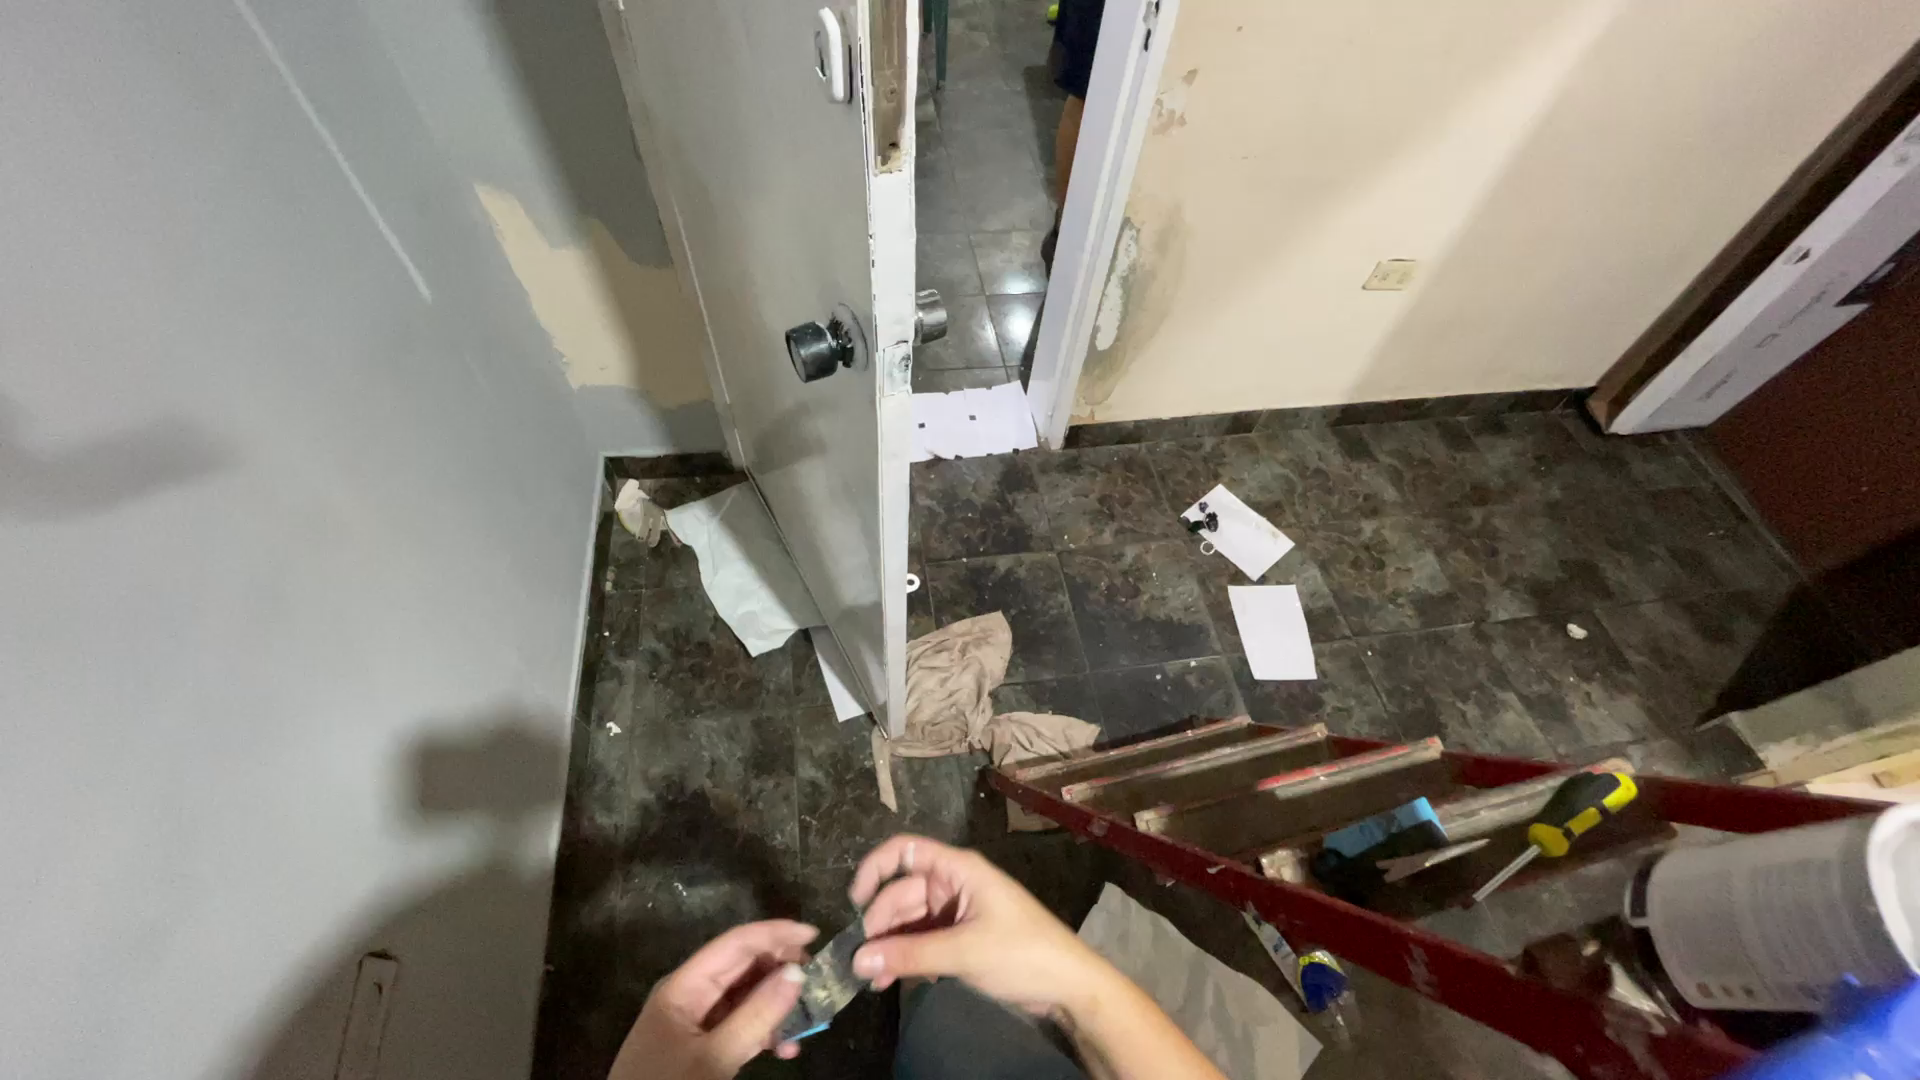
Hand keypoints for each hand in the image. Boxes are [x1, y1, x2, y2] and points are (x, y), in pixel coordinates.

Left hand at [610, 920, 816, 1079]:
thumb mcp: (714, 1059)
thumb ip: (756, 1015)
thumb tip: (798, 971)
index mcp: (684, 986)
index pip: (736, 943)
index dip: (776, 933)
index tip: (815, 935)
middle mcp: (690, 994)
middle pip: (743, 966)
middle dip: (781, 969)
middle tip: (816, 980)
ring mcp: (695, 1021)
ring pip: (746, 996)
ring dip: (777, 1005)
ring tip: (806, 1020)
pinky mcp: (701, 1046)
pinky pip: (740, 1024)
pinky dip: (764, 1030)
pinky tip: (785, 1048)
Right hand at [848, 834, 1112, 1016]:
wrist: (1068, 986)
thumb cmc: (1022, 953)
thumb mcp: (964, 952)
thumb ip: (910, 954)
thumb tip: (857, 959)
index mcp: (958, 869)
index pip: (906, 851)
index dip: (876, 867)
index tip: (853, 901)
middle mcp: (953, 884)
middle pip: (901, 893)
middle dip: (879, 924)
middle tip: (861, 963)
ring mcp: (956, 912)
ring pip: (908, 921)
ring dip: (889, 946)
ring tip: (871, 981)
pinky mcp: (959, 939)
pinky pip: (921, 941)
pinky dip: (905, 958)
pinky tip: (890, 982)